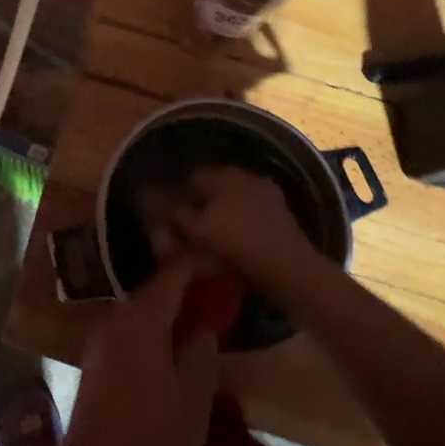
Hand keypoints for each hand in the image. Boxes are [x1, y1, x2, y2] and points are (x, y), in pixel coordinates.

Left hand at [47, 256, 219, 445]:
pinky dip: (147, 325)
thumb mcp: (193, 396)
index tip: (209, 252)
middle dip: (174, 281)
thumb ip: (201, 353)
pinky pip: (127, 328)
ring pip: (136, 310)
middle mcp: (115, 319)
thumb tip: (201, 328)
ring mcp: (100, 339)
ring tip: (187, 306)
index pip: (169, 278)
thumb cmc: (151, 430)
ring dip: (160, 305)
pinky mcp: (95, 361)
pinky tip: (163, 338)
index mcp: (141, 319)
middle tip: (201, 276)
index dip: (190, 264)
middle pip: (149, 290)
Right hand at [173, 166, 321, 291]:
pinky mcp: (280, 215)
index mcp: (223, 175)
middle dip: (199, 203)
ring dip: (219, 214)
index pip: (191, 176)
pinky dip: (237, 225)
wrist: (291, 270)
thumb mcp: (196, 231)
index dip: (176, 194)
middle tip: (186, 227)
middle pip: (213, 187)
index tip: (167, 213)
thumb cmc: (238, 245)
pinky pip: (249, 215)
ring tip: (208, 237)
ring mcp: (266, 195)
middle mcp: (245, 177)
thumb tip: (153, 202)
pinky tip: (232, 243)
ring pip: (232, 201)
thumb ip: (174, 215)